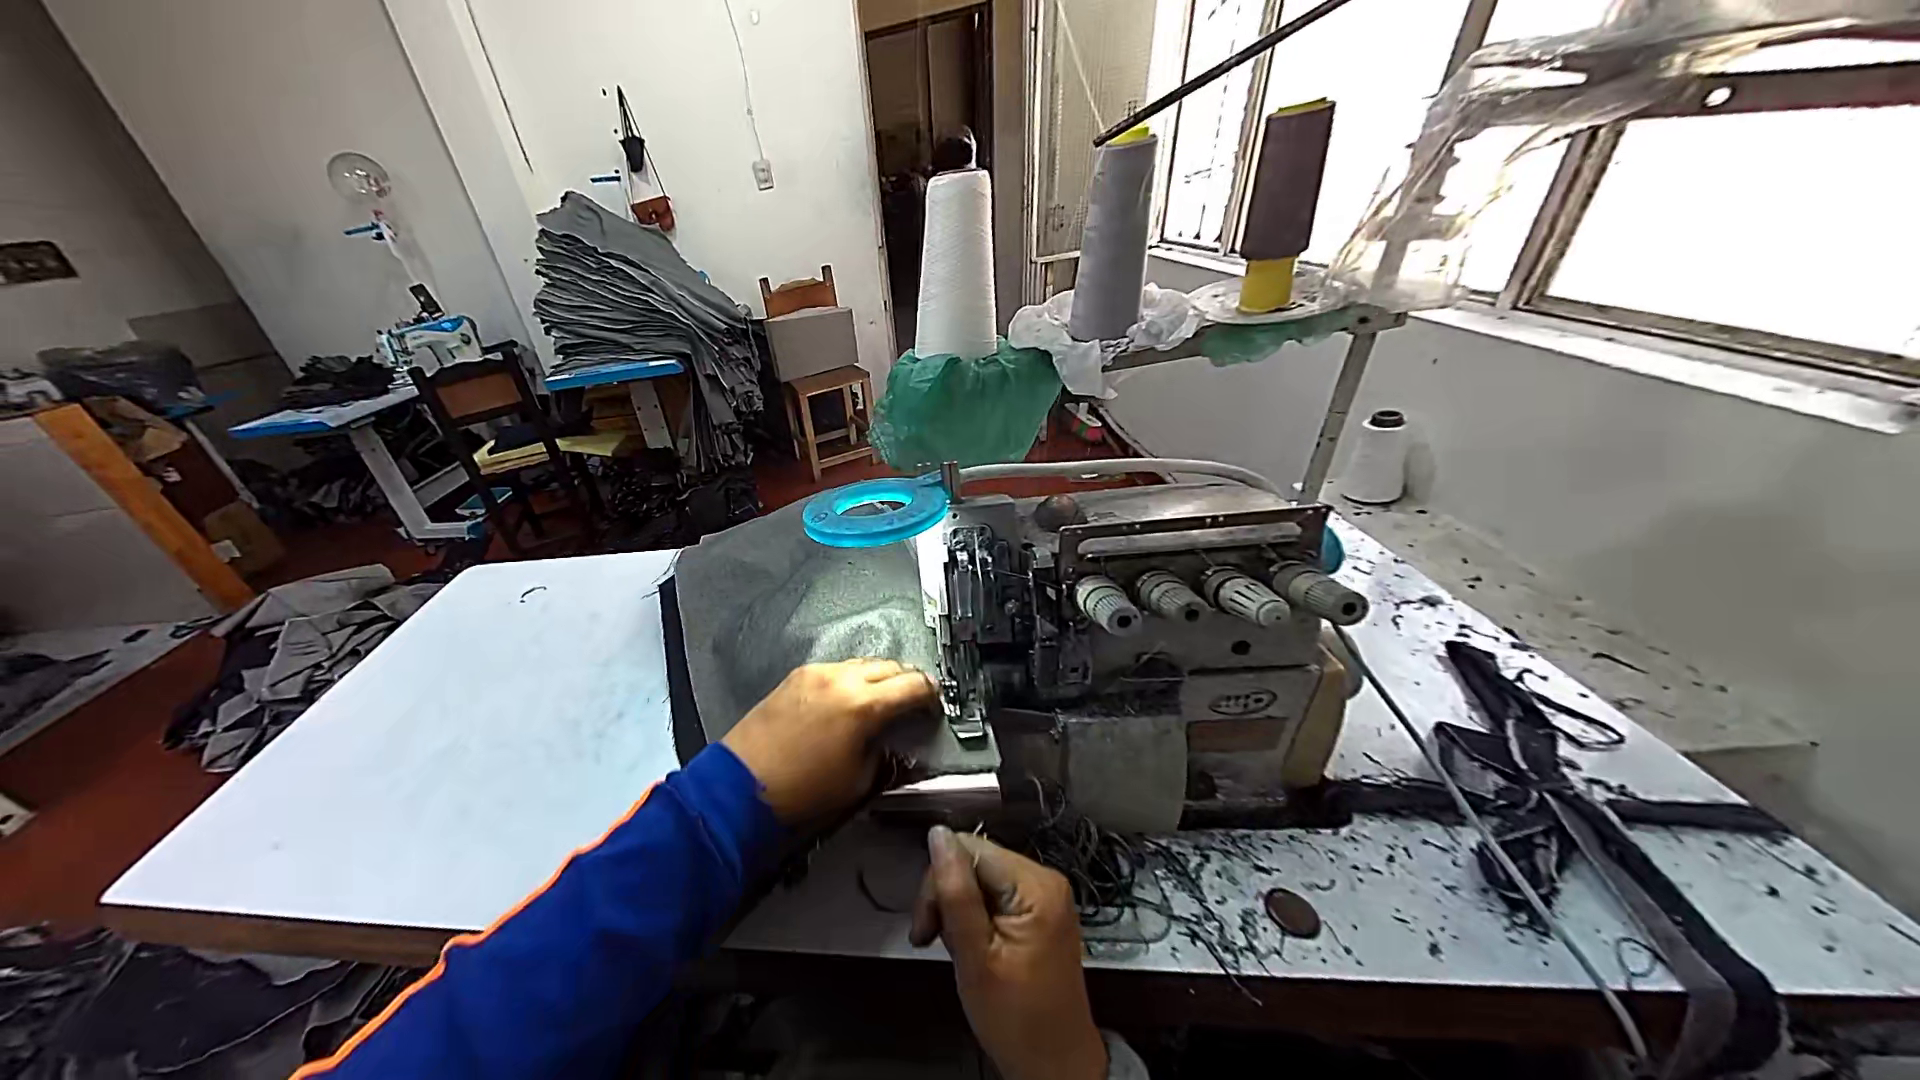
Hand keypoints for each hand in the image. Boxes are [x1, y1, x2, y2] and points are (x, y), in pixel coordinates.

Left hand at [721, 659, 934, 825]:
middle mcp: (840, 679)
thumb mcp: (859, 781)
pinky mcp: (796, 677)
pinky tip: (849, 699)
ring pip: (863, 664)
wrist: (741, 788)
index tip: (934, 704)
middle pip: (891, 666)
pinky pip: (836, 669)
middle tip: (914, 700)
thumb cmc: (798, 791)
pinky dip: (851, 680)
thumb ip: (885, 754)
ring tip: (881, 699)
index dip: (931, 695)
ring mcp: (816, 673)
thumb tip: (894, 745)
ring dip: (879, 677)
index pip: (914, 685)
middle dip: (907, 681)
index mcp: (862, 705)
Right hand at [910, 826, 1106, 1079]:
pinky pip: (994, 891)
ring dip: (958, 907)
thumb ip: (955, 892)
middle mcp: (1045, 877)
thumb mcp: (975, 957)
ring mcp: (1045, 892)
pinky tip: (970, 943)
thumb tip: (937, 835)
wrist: (1056, 1068)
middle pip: (975, 858)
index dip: (938, 880)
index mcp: (1036, 885)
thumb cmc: (1017, 1020)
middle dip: (947, 894)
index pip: (969, 848)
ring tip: (955, 947)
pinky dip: (975, 914)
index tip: (925, 925)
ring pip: (980, 874)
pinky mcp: (1040, 907)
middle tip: (932, 939)